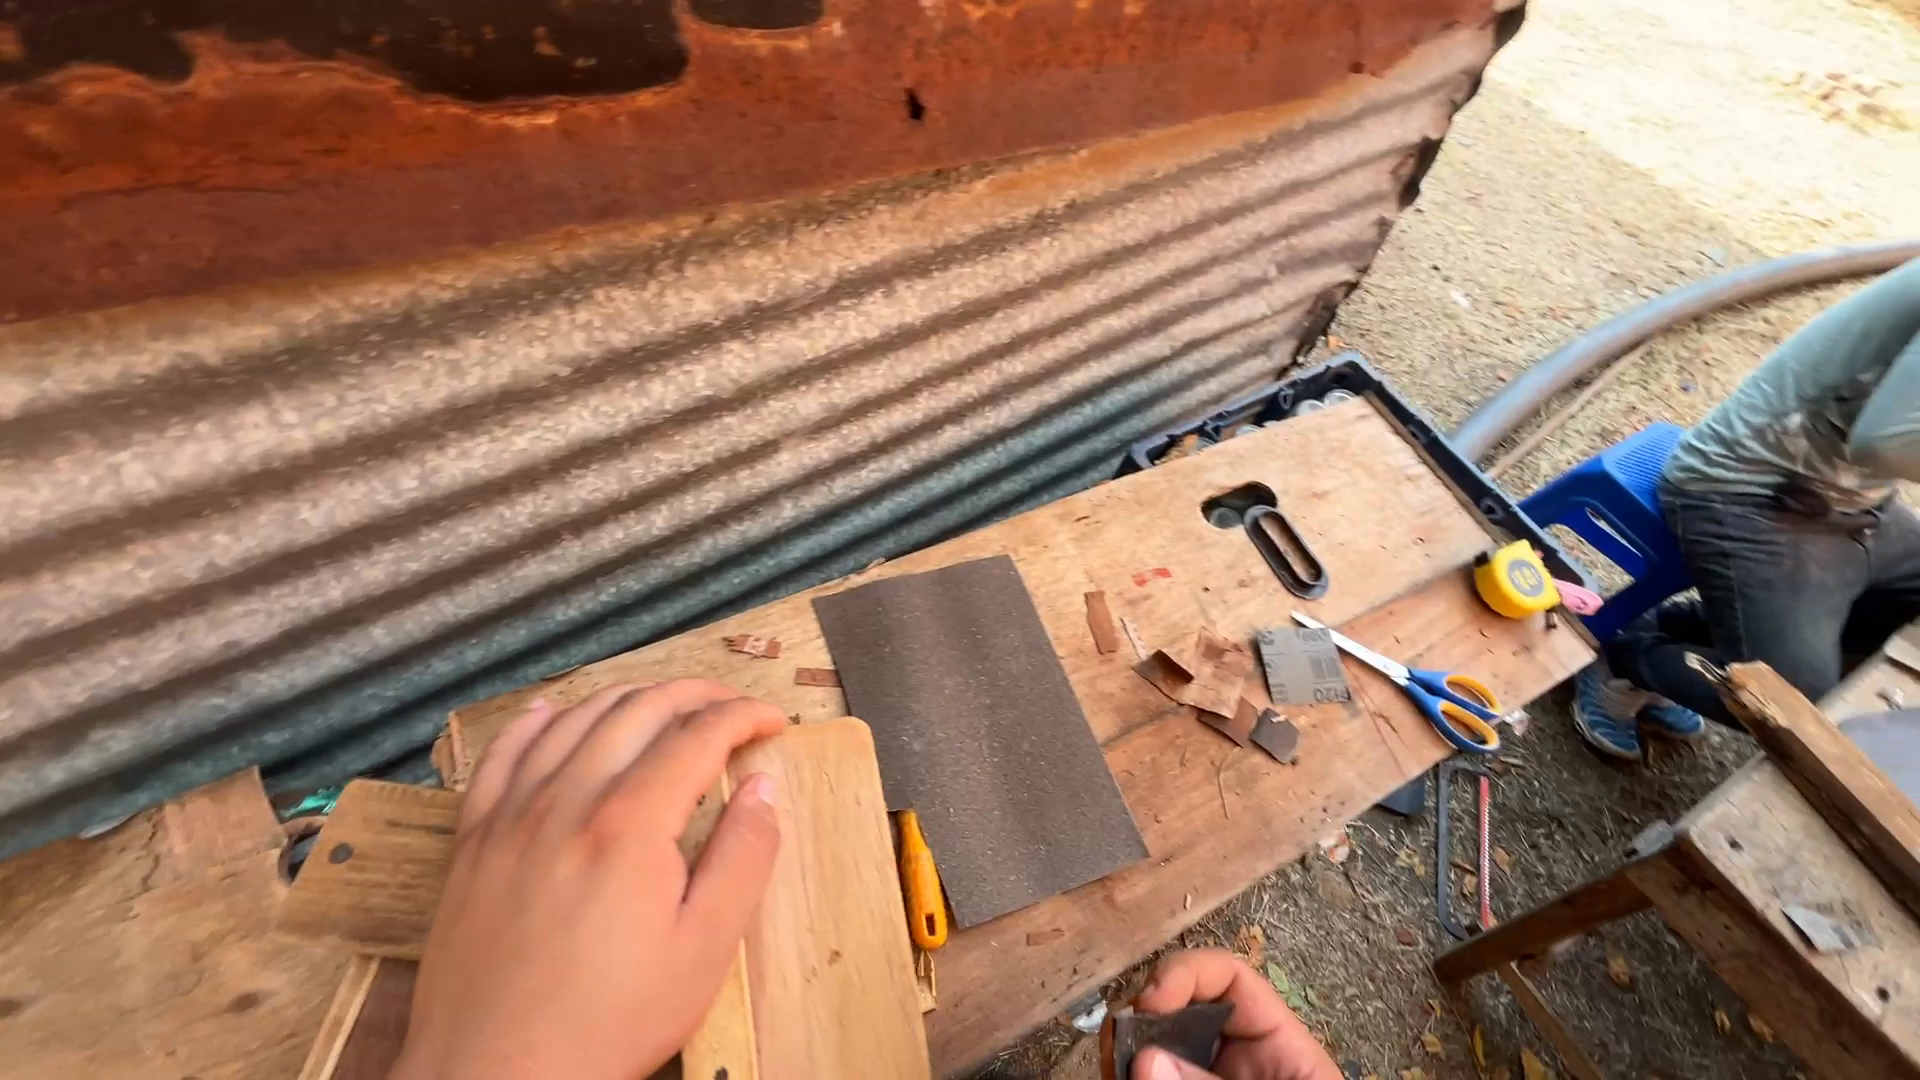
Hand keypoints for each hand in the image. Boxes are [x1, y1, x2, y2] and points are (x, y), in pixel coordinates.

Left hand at [392, 680, 788, 1079]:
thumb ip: (745, 856)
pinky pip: (503, 754)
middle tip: (733, 707)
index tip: (774, 721)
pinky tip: (556, 712)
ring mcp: (513, 814)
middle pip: (641, 708)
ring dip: (633, 696)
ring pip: (578, 717)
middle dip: (699, 694)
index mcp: (631, 821)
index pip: (700, 733)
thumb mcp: (705, 947)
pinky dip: (536, 721)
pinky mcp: (474, 839)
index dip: (746, 715)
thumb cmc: (611, 1020)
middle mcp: (570, 798)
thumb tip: (763, 786)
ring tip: (668, 705)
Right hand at [1130, 949, 1341, 1079]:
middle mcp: (1237, 1054)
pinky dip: (1128, 1071)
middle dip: (1142, 1016)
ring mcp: (1207, 1074)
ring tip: (1114, 1068)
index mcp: (1278, 1043)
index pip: (1228, 975)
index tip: (1149, 1002)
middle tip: (1115, 1044)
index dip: (1183, 972)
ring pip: (1155, 1043)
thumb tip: (1146, 1060)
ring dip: (1127, 1048)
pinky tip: (1119, 1075)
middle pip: (1179, 1006)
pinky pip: (1151, 1070)